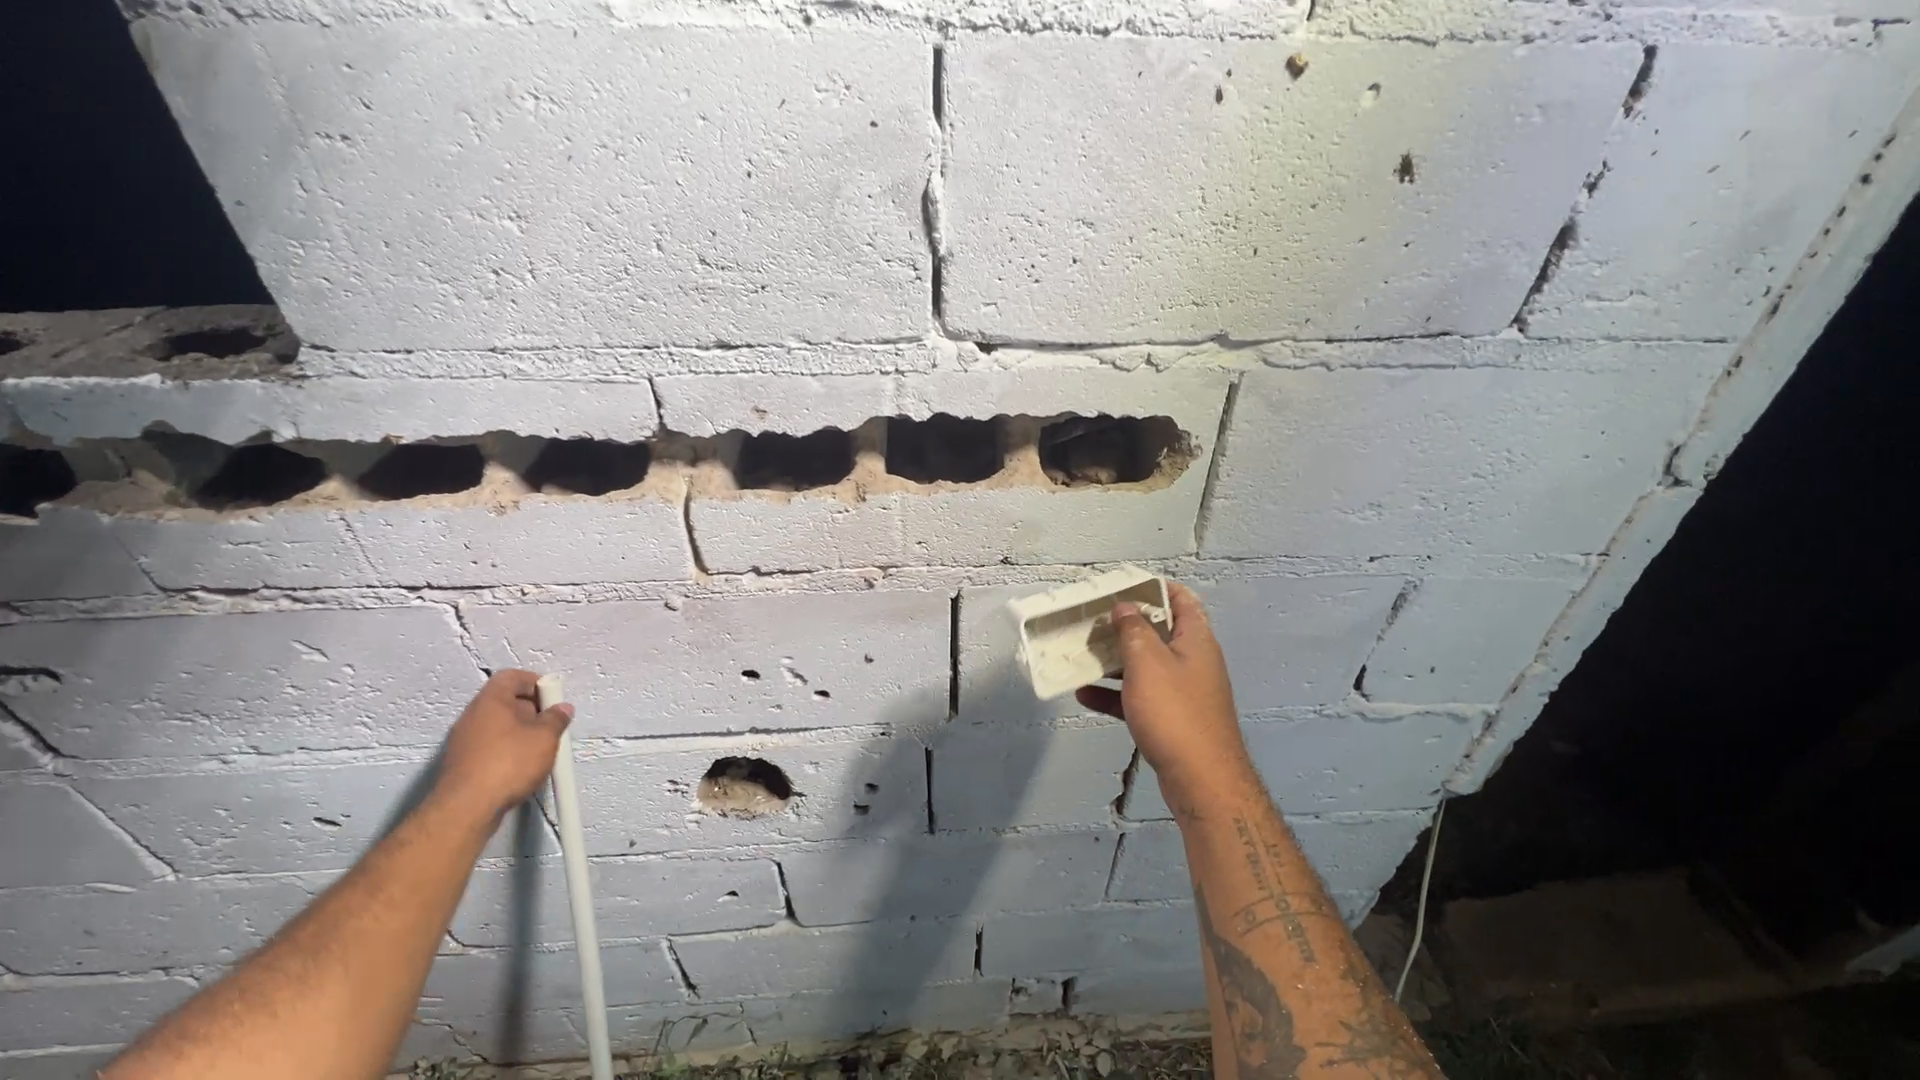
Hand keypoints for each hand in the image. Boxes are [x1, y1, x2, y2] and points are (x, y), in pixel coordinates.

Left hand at [434, 670, 573, 820]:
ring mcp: (464, 741)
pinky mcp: (463, 764)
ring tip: (541, 749)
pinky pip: (490, 746)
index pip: (511, 677)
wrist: (467, 807)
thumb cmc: (508, 763)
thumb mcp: (545, 738)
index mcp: (490, 701)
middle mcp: (472, 716)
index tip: (553, 697)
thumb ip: (556, 720)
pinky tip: (523, 768)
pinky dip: (508, 750)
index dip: (535, 682)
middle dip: (532, 710)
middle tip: (552, 725)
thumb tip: (562, 709)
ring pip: (498, 726)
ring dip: (521, 733)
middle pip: (505, 701)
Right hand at [1076, 583, 1253, 805]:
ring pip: (1145, 666)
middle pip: (1158, 632)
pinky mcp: (1172, 719)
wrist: (1201, 779)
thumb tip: (1125, 607)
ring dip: (1115, 661)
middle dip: (1124, 626)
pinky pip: (1139, 697)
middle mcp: (1193, 661)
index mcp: (1196, 639)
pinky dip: (1114, 694)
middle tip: (1092, 622)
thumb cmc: (1175, 712)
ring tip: (1082, 656)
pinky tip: (1085, 695)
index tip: (1120, 587)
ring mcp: (1183, 692)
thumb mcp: (1148, 663)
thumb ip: (1134, 630)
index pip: (1181, 599)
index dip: (1153, 588)